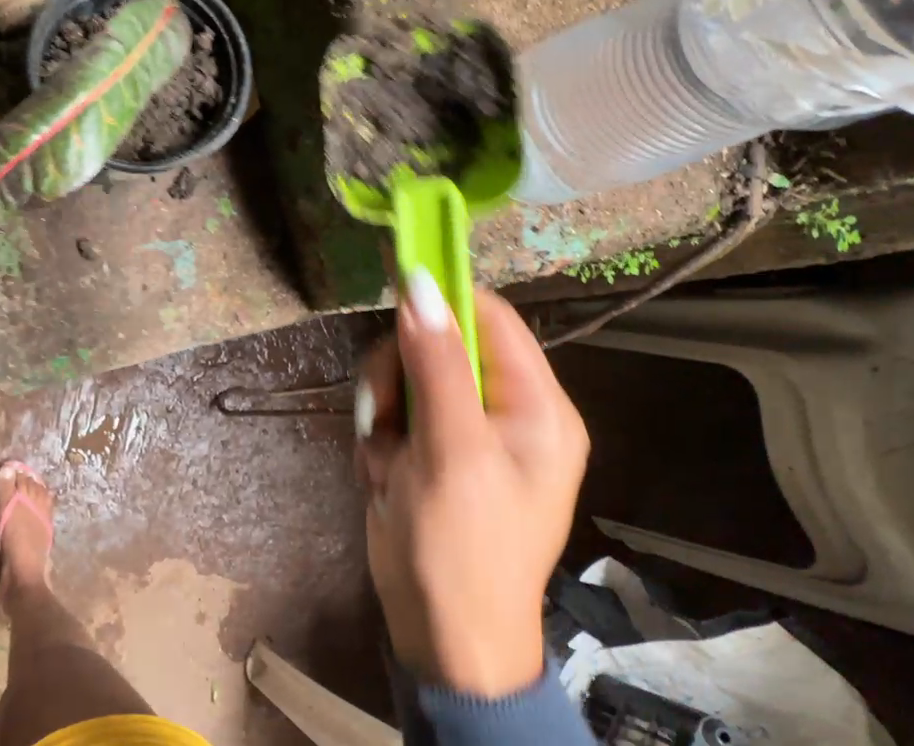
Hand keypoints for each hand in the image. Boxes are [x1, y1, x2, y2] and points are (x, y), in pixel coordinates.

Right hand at [354, 272, 588, 697]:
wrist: (442, 630)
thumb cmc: (461, 544)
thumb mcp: (449, 450)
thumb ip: (434, 363)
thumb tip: (419, 283)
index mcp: (536, 407)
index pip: (490, 318)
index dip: (441, 298)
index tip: (389, 292)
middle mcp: (503, 410)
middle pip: (435, 342)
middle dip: (398, 373)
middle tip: (385, 414)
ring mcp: (461, 430)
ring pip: (403, 374)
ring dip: (381, 409)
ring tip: (383, 457)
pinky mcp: (428, 449)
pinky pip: (391, 411)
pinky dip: (377, 436)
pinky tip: (383, 473)